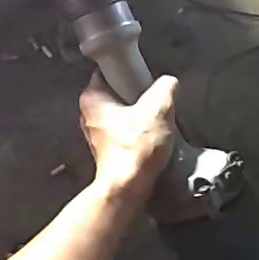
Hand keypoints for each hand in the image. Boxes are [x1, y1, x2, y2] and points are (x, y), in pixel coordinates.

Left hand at [80, 74, 176, 198]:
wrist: (128, 187)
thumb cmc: (136, 148)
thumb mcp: (158, 109)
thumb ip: (165, 88)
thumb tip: (169, 83)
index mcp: (92, 98)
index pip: (107, 72)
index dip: (128, 72)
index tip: (144, 78)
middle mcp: (89, 115)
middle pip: (117, 95)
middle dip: (137, 97)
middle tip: (154, 101)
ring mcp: (96, 135)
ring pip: (122, 115)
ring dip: (139, 117)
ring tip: (156, 122)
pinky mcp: (107, 151)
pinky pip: (124, 133)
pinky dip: (137, 134)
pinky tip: (152, 140)